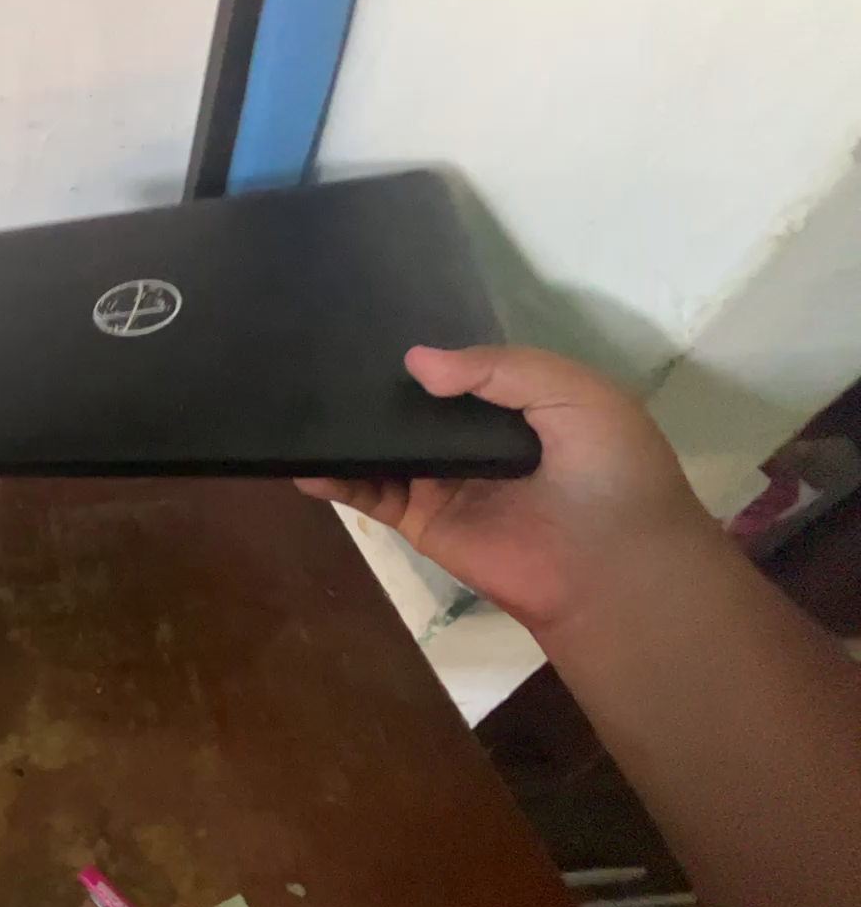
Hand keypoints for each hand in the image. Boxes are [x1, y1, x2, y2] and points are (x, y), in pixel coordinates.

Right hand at [295, 345, 723, 630]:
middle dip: (365, 392)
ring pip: (375, 450)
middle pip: (404, 410)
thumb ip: (502, 369)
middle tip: (314, 368)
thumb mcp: (578, 398)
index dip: (415, 355)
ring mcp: (433, 480)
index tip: (363, 333)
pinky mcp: (413, 517)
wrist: (609, 573)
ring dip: (339, 437)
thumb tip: (414, 362)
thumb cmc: (610, 477)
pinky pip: (364, 493)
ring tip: (295, 415)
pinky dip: (330, 481)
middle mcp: (464, 440)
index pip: (451, 372)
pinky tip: (304, 468)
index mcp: (507, 407)